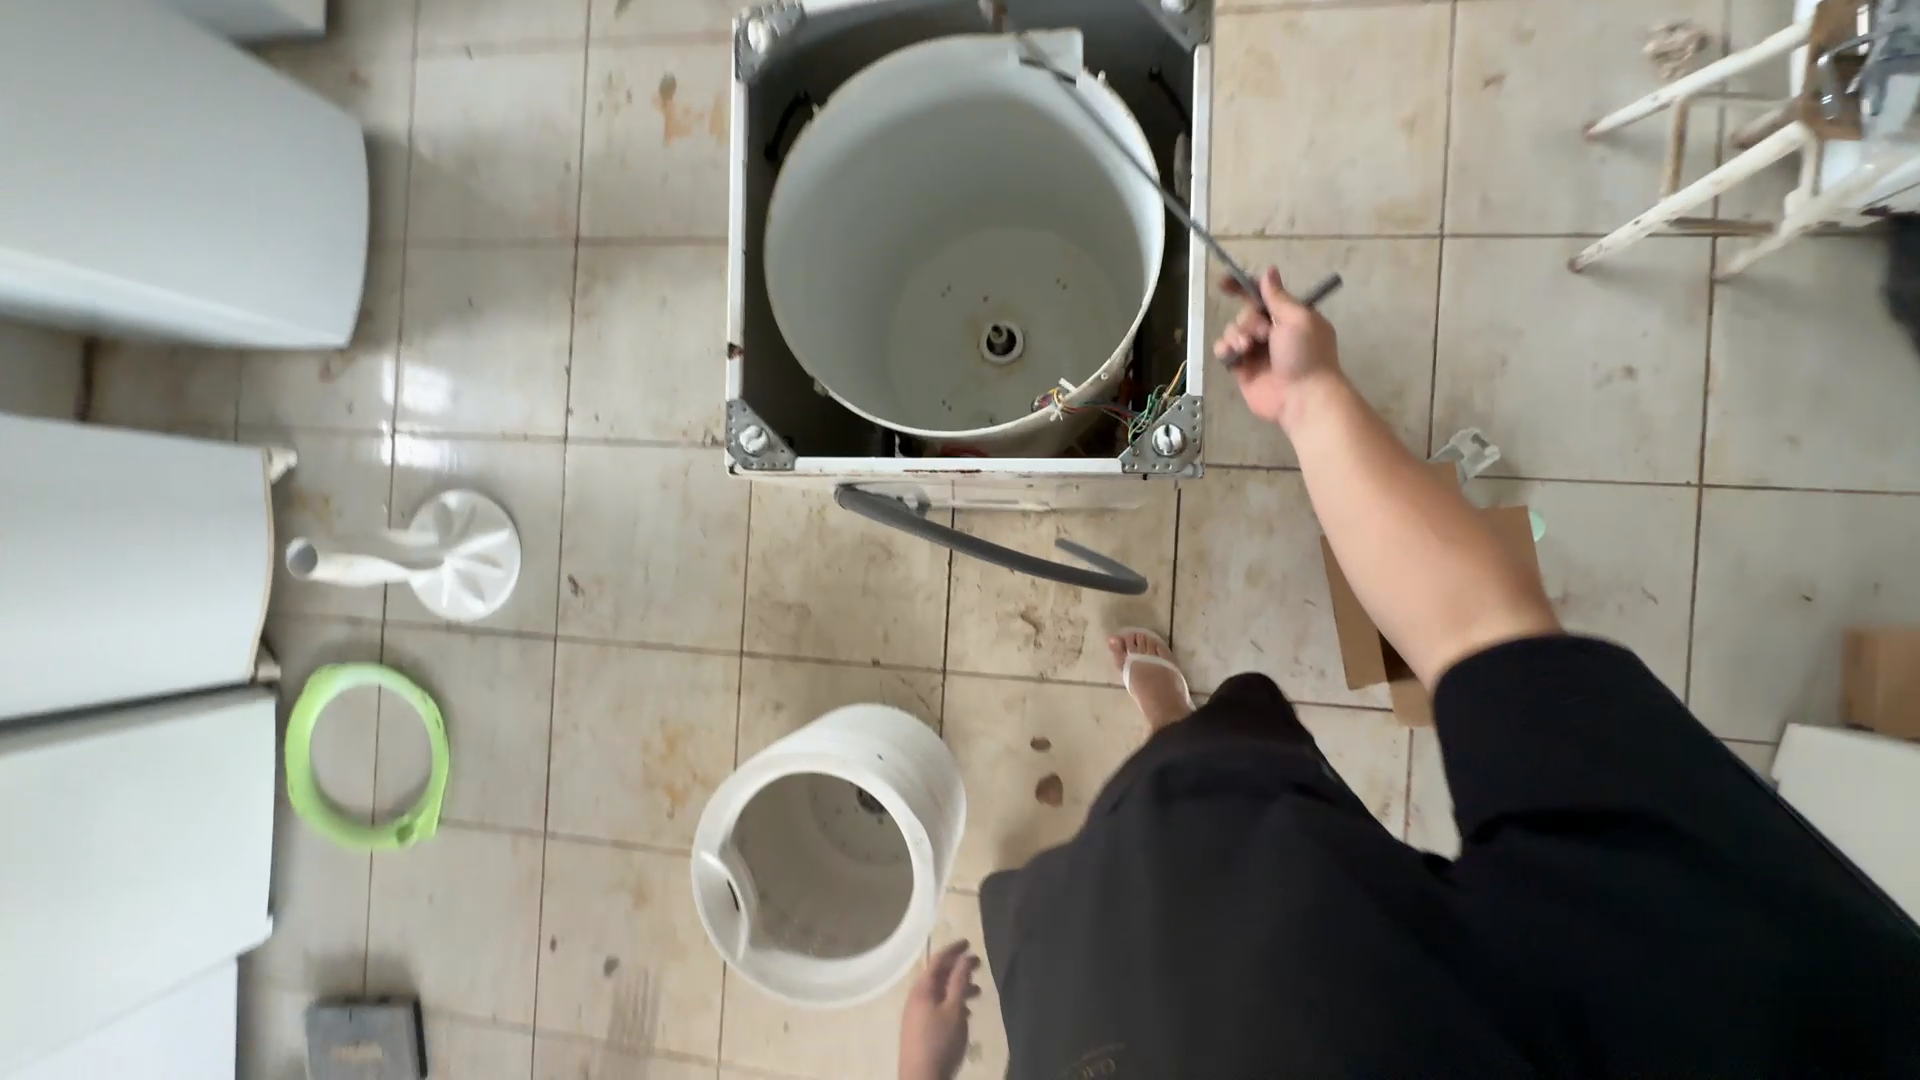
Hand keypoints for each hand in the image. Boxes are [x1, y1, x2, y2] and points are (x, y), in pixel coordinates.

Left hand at [899, 940, 981, 1079]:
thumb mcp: (954, 1010)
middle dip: (958, 969)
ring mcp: (916, 1015)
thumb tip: (963, 957)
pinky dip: (952, 1004)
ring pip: (939, 993)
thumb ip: (959, 982)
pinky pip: (937, 1008)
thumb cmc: (940, 1042)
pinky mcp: (919, 1031)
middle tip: (978, 966)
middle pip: (938, 976)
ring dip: (958, 989)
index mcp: (922, 989)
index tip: (969, 942)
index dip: (953, 950)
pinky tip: (965, 1014)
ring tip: (978, 993)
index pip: (938, 961)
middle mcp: (915, 998)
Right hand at [1213, 266, 1342, 430]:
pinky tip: (1233, 354)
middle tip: (1262, 334)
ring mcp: (1256, 351)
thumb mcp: (1297, 318)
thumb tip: (1269, 271)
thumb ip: (1278, 297)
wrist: (1302, 397)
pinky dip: (1225, 349)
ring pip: (1233, 331)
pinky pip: (1225, 352)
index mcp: (1289, 316)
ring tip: (1246, 348)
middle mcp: (1272, 331)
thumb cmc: (1307, 354)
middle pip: (1245, 313)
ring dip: (1236, 335)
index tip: (1222, 283)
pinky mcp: (1242, 369)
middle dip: (1248, 320)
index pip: (1262, 295)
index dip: (1243, 287)